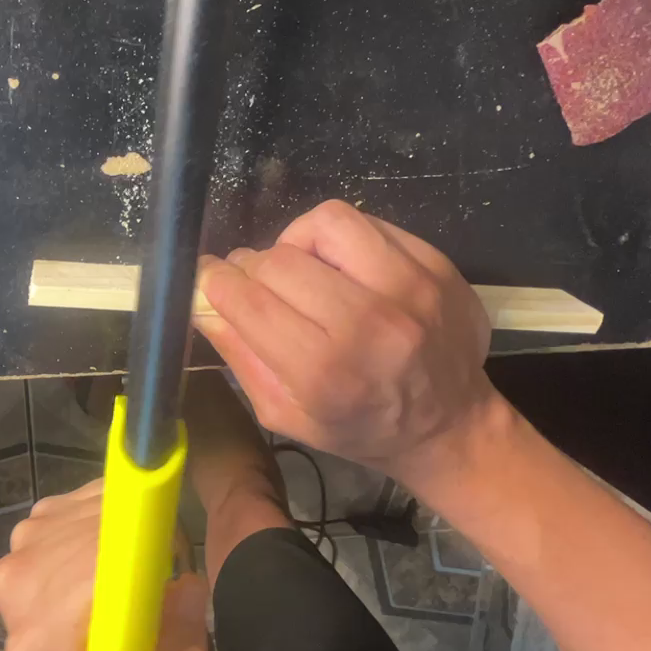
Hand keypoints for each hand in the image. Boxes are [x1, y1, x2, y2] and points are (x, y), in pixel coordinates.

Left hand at [0, 480, 210, 650]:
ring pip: (93, 511)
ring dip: (128, 527)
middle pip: (88, 535)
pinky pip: (88, 499)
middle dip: (139, 540)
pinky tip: (116, 549)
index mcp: (40, 649)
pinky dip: (114, 514)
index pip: (84, 579)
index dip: (130, 557)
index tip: (165, 559)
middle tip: (167, 568)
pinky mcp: (35, 521)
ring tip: (140, 567)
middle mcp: (18, 591)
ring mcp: (22, 549)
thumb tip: (188, 584)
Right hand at [194, 199, 503, 485]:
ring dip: (297, 241)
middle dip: (252, 268)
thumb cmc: (358, 427)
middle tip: (256, 284)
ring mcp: (410, 288)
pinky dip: (339, 240)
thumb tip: (200, 300)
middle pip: (278, 261)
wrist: (449, 427)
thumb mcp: (283, 412)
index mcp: (325, 372)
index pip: (248, 300)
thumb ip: (238, 353)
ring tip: (302, 268)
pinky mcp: (435, 265)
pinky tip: (341, 268)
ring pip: (325, 223)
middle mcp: (370, 324)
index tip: (211, 280)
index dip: (216, 282)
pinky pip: (367, 223)